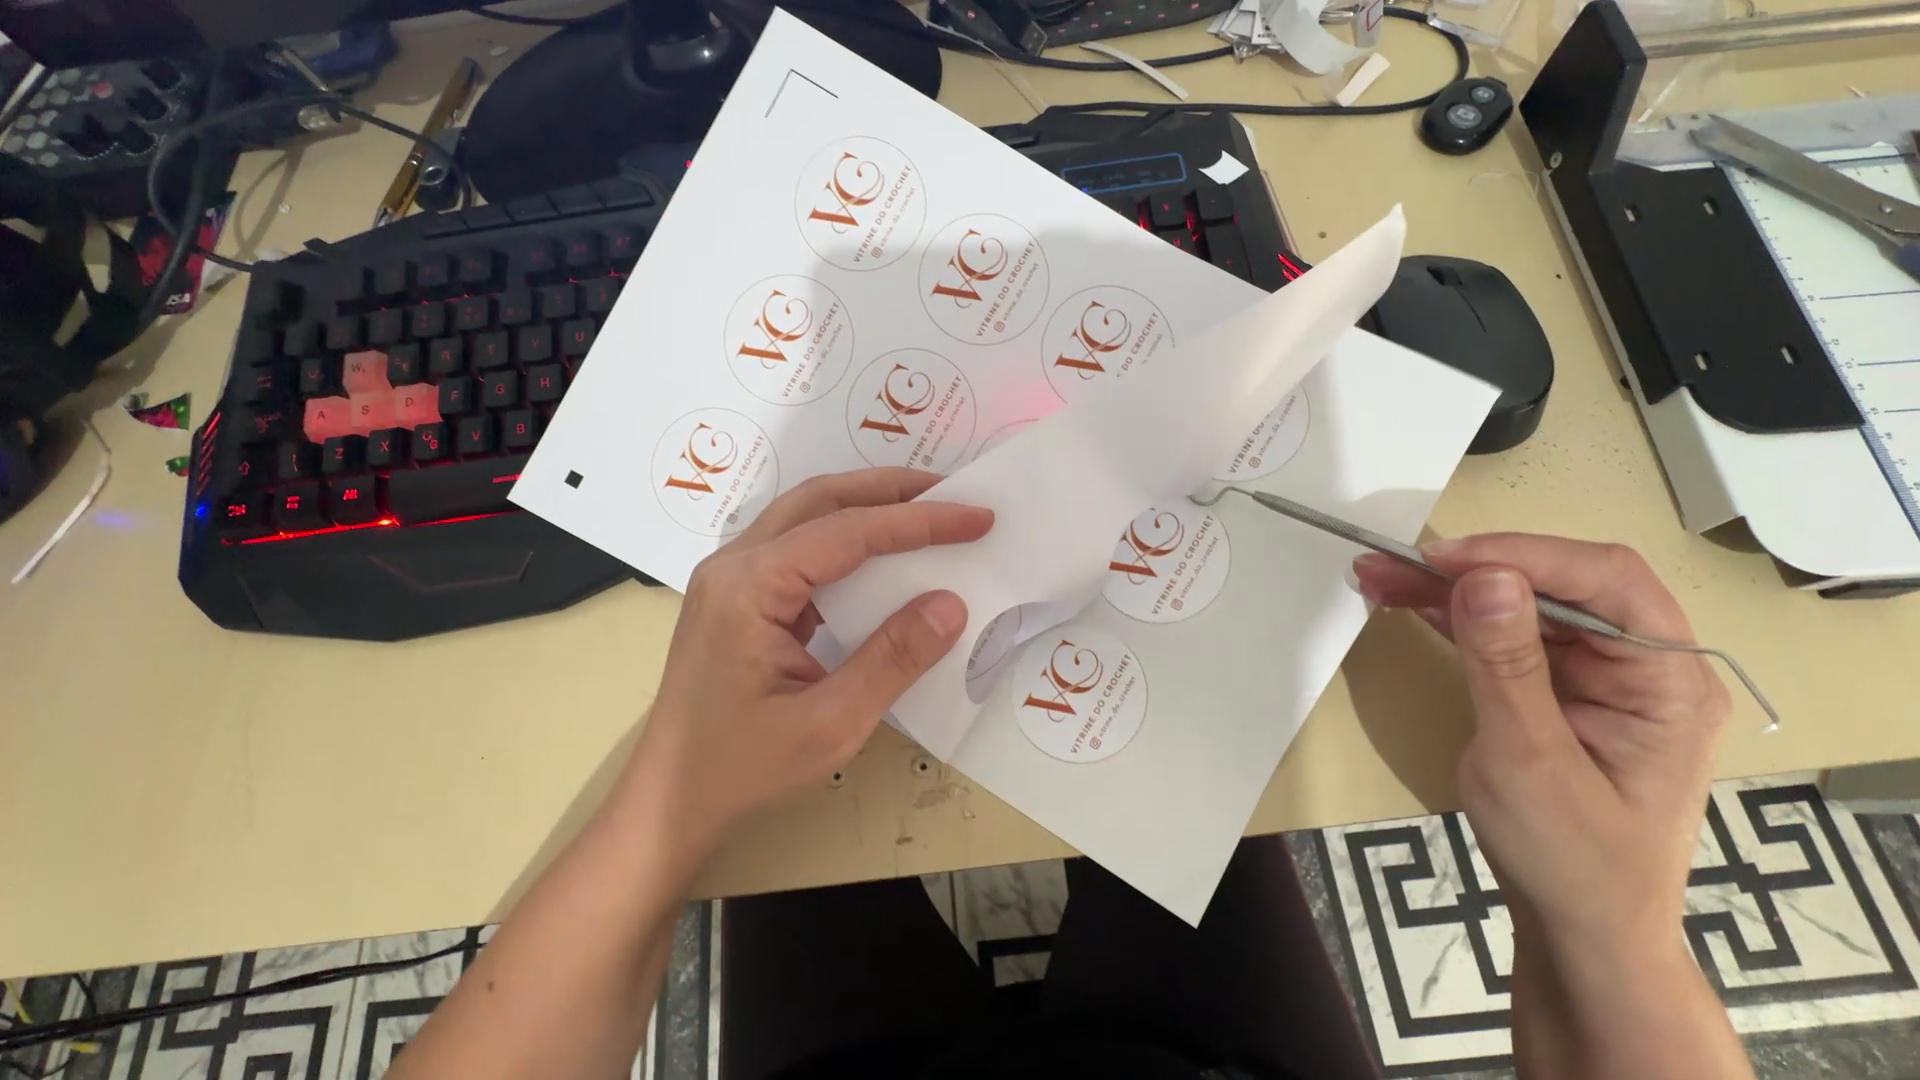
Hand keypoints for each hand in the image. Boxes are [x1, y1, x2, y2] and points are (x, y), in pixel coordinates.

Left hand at [634, 468, 991, 844]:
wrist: (670, 799)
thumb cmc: (742, 768)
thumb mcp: (829, 724)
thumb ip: (892, 661)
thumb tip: (950, 605)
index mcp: (749, 588)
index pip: (847, 532)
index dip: (917, 521)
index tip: (975, 516)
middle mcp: (734, 566)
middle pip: (819, 500)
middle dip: (890, 490)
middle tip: (952, 494)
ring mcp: (731, 578)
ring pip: (805, 515)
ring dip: (866, 506)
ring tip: (925, 513)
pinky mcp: (738, 597)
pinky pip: (797, 547)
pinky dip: (845, 539)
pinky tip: (880, 557)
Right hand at [1351, 536, 1730, 951]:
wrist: (1579, 925)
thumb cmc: (1569, 857)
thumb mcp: (1528, 760)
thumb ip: (1507, 665)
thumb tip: (1486, 578)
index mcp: (1667, 681)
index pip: (1606, 581)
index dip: (1523, 556)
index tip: (1441, 560)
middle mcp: (1642, 665)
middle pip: (1559, 585)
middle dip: (1471, 569)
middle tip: (1389, 566)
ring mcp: (1600, 675)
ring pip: (1524, 604)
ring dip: (1451, 588)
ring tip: (1379, 576)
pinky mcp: (1560, 687)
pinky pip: (1507, 635)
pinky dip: (1455, 616)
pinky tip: (1408, 603)